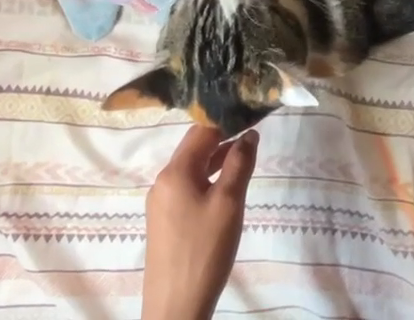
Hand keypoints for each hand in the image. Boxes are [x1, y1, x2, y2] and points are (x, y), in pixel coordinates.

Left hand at [141, 127, 258, 319]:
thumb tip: (249, 134)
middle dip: (222, 137)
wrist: (175, 308)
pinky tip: (226, 189)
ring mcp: (161, 203)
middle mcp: (163, 181)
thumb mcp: (229, 203)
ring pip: (192, 168)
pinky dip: (208, 180)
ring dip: (216, 160)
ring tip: (245, 156)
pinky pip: (187, 188)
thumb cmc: (204, 250)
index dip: (226, 119)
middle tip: (252, 133)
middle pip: (194, 147)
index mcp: (175, 172)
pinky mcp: (164, 222)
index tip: (251, 113)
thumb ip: (240, 163)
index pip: (201, 130)